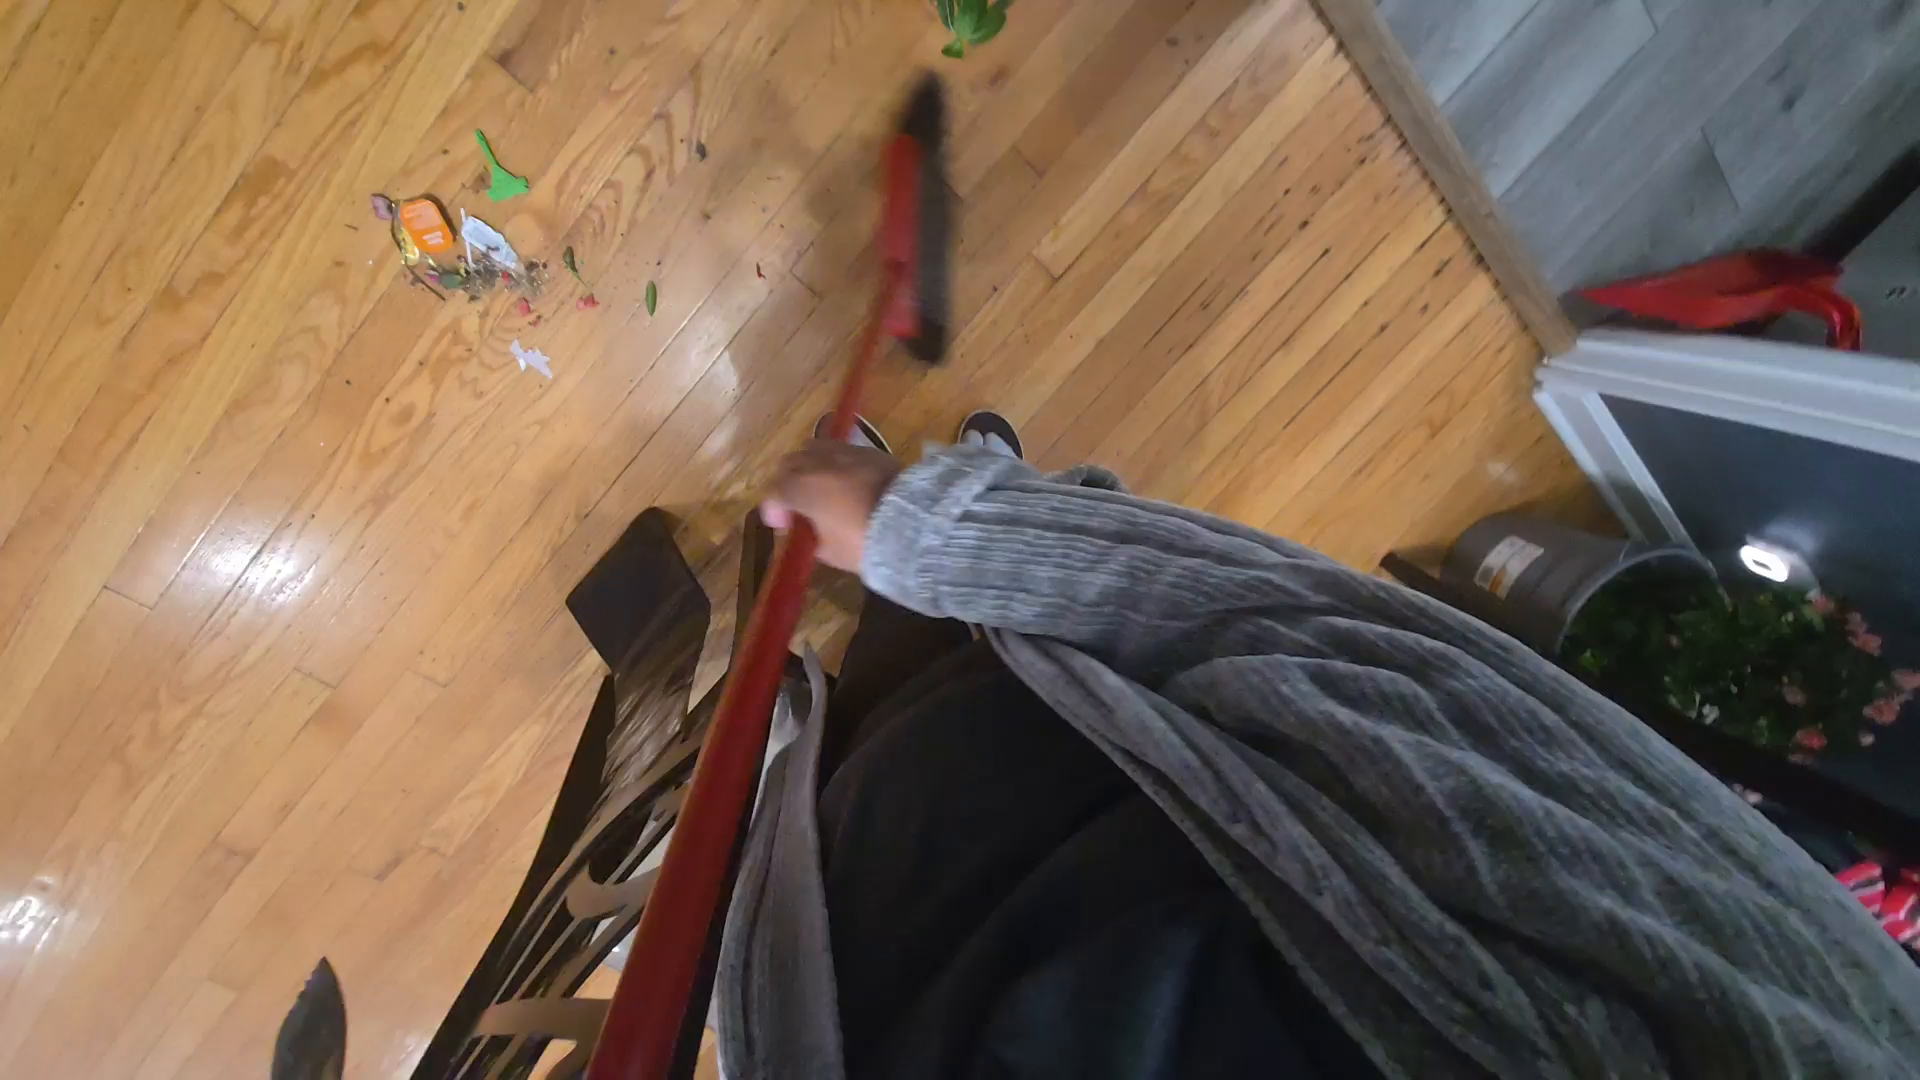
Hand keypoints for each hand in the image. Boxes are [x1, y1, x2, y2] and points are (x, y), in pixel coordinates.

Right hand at [759, 440, 901, 571]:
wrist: (915, 521)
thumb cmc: (866, 542)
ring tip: (821, 488)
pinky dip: (835, 464)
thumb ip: (814, 537)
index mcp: (802, 488)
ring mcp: (844, 452)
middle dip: (788, 483)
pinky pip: (841, 452)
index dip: (773, 510)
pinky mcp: (869, 450)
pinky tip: (846, 482)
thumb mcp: (831, 551)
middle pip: (789, 464)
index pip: (774, 492)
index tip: (783, 526)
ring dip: (809, 468)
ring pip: (813, 449)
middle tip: (798, 505)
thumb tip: (812, 531)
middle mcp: (818, 463)